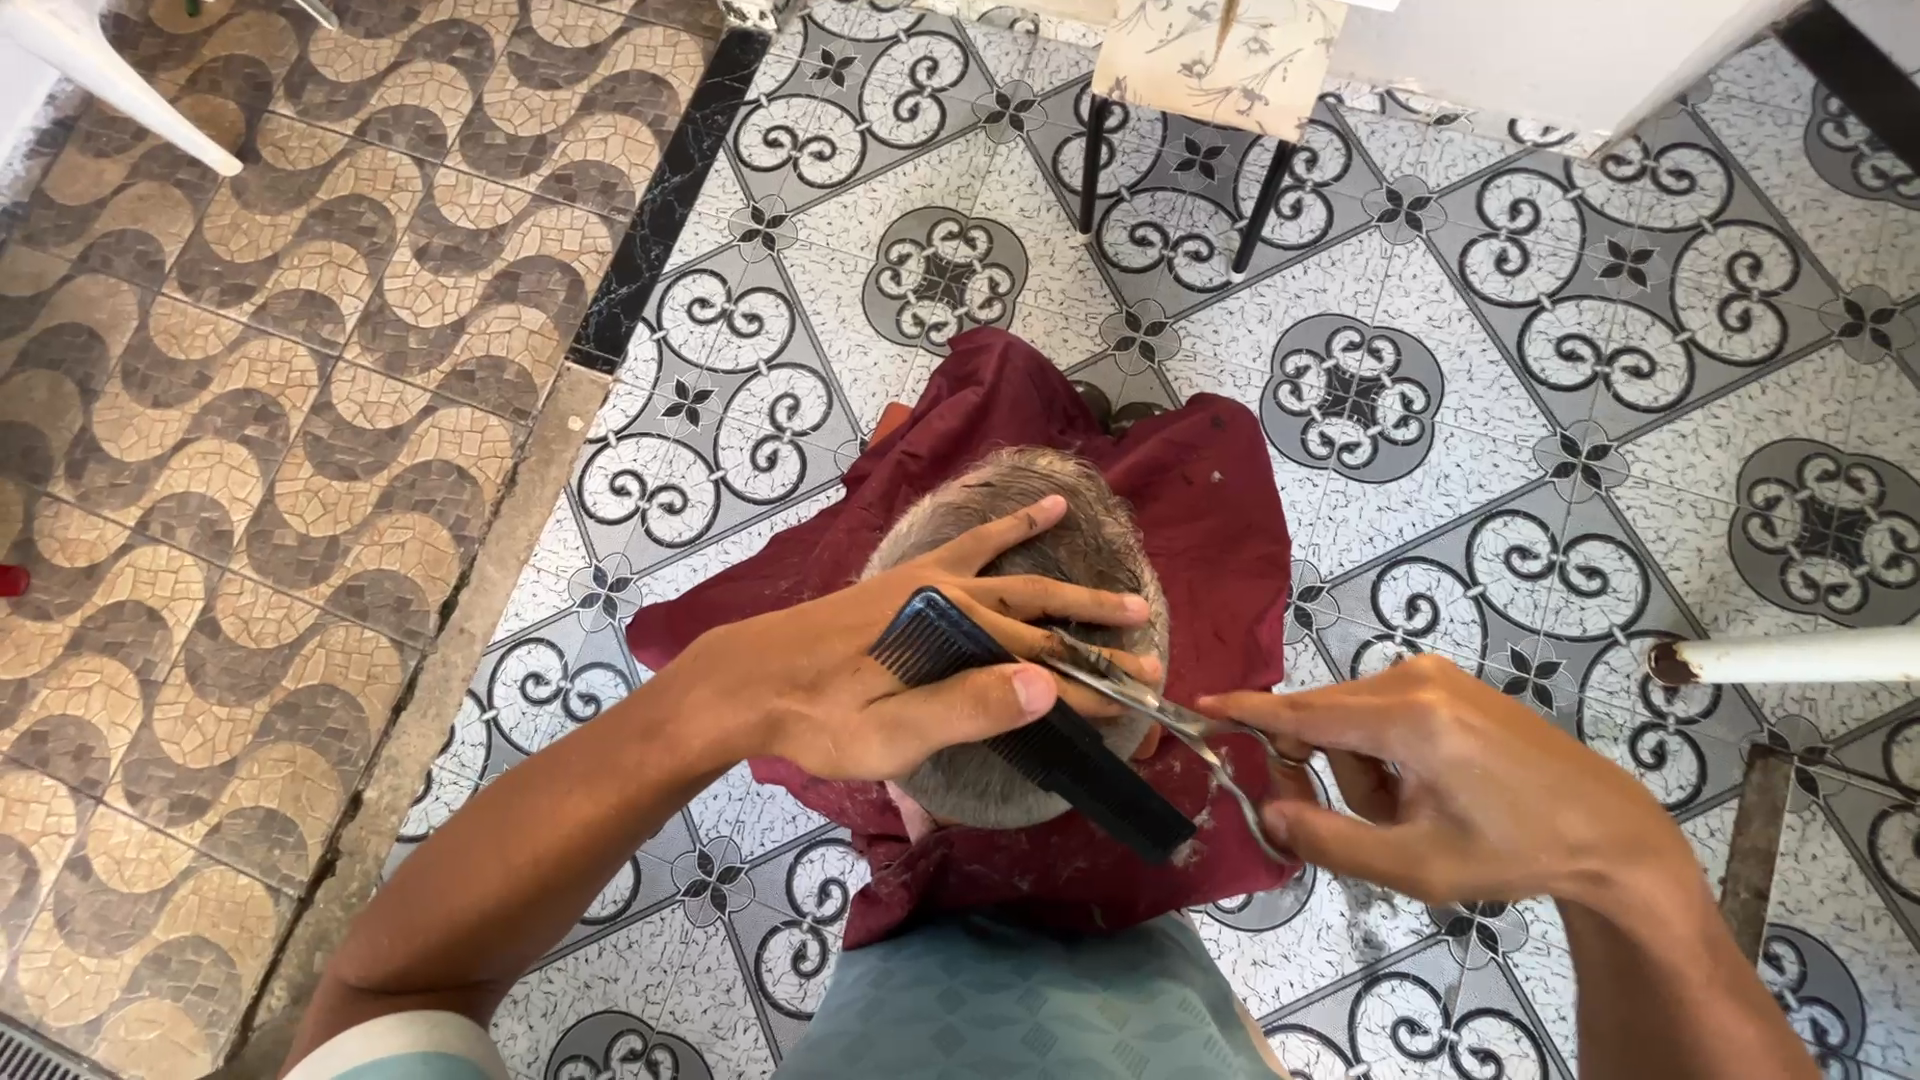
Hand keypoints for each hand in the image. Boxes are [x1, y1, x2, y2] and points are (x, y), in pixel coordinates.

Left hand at [663, 495, 1161, 781]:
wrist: (748, 676)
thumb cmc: (818, 718)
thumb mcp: (890, 734)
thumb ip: (967, 707)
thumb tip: (1045, 684)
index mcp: (953, 640)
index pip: (1040, 664)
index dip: (1090, 686)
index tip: (1136, 701)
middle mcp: (952, 599)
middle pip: (1040, 617)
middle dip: (1096, 636)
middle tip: (1148, 645)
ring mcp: (930, 581)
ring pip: (1018, 578)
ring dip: (1071, 587)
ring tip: (1122, 592)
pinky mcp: (910, 577)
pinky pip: (973, 545)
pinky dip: (1010, 528)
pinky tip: (1036, 513)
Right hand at [1200, 655, 1695, 908]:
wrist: (1608, 828)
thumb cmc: (1515, 853)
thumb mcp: (1419, 867)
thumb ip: (1331, 841)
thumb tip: (1266, 810)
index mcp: (1410, 721)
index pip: (1303, 712)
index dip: (1246, 711)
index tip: (1199, 705)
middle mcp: (1413, 679)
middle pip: (1321, 718)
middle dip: (1323, 769)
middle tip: (1365, 821)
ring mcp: (1430, 672)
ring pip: (1345, 715)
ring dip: (1356, 765)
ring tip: (1410, 806)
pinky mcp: (1441, 676)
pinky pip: (1373, 706)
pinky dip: (1376, 746)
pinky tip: (1422, 777)